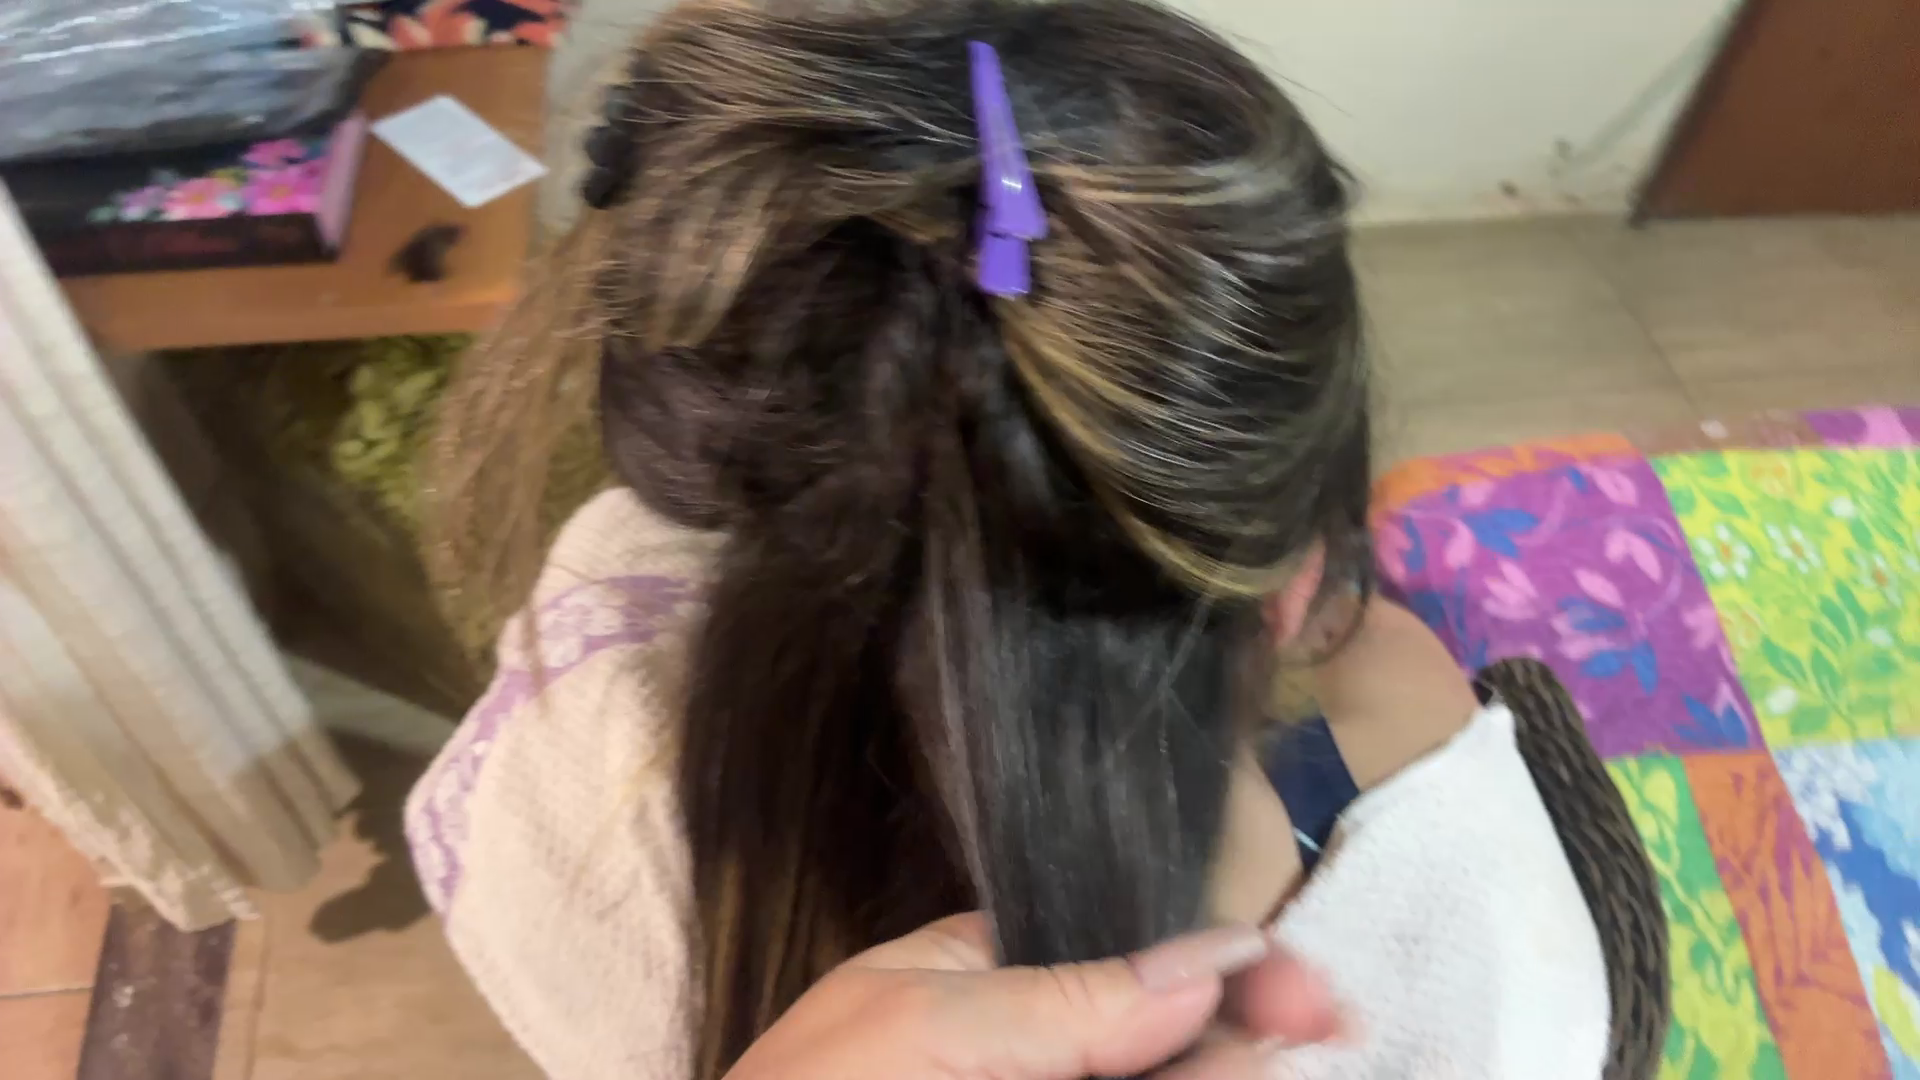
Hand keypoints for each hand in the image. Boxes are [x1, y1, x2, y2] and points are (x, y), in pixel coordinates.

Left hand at [725, 913, 1342, 1079]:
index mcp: (984, 971)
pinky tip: (1219, 1066)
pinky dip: (1177, 1076)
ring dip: (1212, 1067)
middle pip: (1149, 1029)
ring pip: (1144, 1071)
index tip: (1291, 976)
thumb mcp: (940, 1027)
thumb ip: (1070, 1000)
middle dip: (1234, 1025)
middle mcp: (1022, 1038)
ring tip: (1280, 1042)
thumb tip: (1209, 957)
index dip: (1208, 961)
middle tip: (1321, 1016)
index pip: (1118, 957)